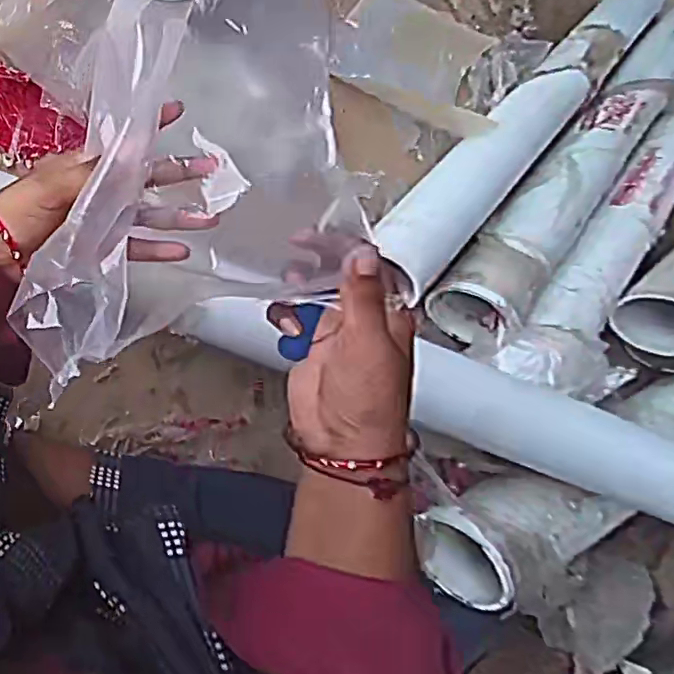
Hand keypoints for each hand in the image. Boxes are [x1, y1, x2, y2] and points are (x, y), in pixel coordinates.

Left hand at [0, 101, 218, 279]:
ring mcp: (93, 221)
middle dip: (174, 171)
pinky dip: (154, 249)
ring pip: (141, 214)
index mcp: (78, 166)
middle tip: (209, 167)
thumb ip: (93, 171)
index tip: (174, 110)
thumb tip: (133, 147)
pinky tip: (179, 250)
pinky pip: (130, 247)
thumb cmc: (13, 213)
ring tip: (208, 215)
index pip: (119, 142)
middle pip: (139, 179)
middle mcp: (89, 191)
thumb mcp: (50, 184)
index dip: (145, 126)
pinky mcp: (92, 250)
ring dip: (174, 214)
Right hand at [268, 245, 414, 459]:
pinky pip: (292, 315)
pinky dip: (284, 313)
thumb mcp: (368, 342)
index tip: (321, 234)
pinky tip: (286, 325)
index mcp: (389, 316)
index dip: (348, 247)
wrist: (339, 439)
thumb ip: (362, 297)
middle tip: (294, 247)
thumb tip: (362, 254)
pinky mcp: (309, 344)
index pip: (371, 268)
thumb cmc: (368, 399)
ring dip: (297, 287)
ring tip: (287, 287)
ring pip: (312, 292)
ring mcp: (334, 331)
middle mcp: (362, 319)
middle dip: (317, 261)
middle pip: (338, 275)